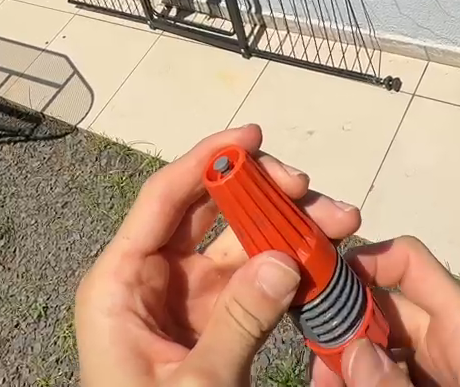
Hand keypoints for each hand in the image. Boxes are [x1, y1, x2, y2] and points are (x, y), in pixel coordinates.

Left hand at [75, 124, 362, 385]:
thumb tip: (284, 259)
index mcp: (121, 280)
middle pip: (207, 213)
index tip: (251, 136)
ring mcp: (185, 298)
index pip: (164, 198)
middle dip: (260, 192)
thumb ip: (238, 322)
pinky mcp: (211, 323)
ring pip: (238, 242)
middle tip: (307, 187)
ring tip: (338, 219)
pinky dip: (286, 266)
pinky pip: (252, 280)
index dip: (207, 159)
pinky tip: (322, 257)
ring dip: (285, 227)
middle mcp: (151, 276)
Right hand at [313, 237, 459, 386]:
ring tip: (323, 386)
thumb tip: (354, 352)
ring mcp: (443, 375)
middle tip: (316, 370)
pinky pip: (391, 380)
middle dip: (345, 330)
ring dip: (349, 365)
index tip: (321, 291)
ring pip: (382, 350)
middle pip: (385, 310)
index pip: (410, 262)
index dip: (365, 262)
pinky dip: (366, 383)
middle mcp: (453, 343)